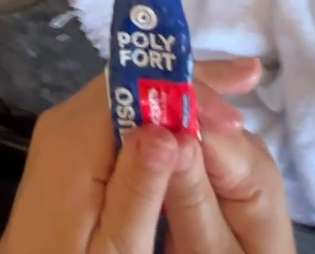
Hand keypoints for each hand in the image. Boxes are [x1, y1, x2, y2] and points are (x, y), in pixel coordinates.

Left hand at [0, 59, 279, 253]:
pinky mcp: (70, 149)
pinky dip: (158, 114)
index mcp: (75, 139)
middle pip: (134, 81)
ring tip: (231, 95)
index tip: (235, 114)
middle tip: (248, 78)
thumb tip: (170, 131)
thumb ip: (138, 191)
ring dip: (179, 94)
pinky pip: (119, 116)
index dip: (188, 89)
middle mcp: (66, 122)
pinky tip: (190, 124)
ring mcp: (66, 134)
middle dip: (192, 81)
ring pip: (129, 94)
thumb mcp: (114, 248)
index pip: (135, 86)